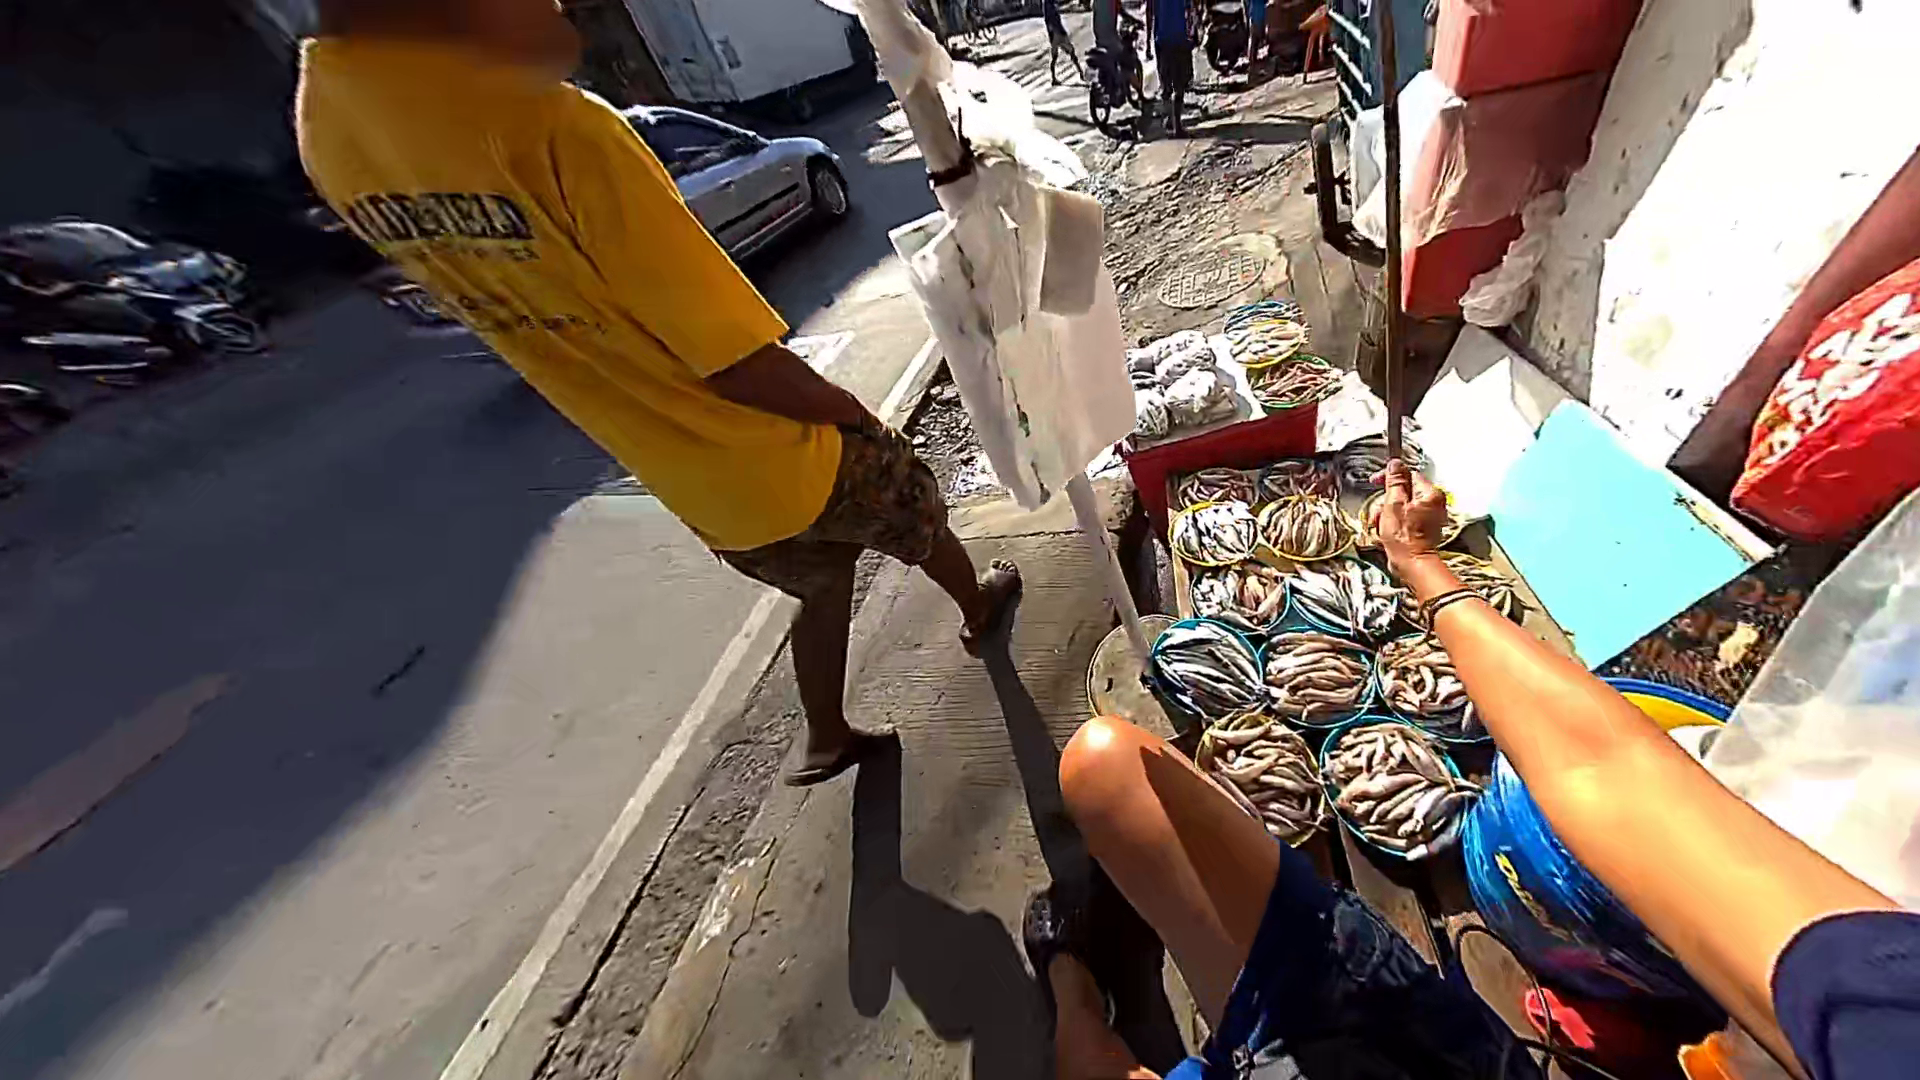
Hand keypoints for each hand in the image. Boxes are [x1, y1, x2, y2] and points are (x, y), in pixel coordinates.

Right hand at [1368, 458, 1447, 578]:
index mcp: (1430, 494)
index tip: (1375, 481)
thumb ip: (1395, 482)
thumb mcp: (1393, 504)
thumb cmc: (1403, 536)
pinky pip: (1402, 516)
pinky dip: (1391, 521)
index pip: (1408, 474)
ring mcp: (1427, 515)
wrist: (1411, 561)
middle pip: (1403, 491)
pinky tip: (1386, 530)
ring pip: (1400, 504)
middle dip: (1385, 501)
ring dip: (1385, 513)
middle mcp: (1433, 502)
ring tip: (1381, 525)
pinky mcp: (1421, 526)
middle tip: (1379, 513)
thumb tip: (1395, 464)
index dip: (1390, 477)